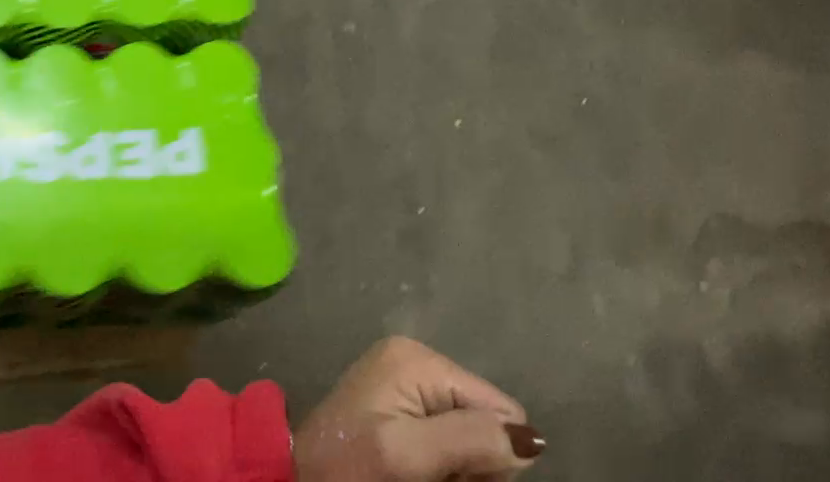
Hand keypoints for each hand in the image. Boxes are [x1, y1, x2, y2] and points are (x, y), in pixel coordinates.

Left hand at [294, 337, 544, 481]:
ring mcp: (407, 383)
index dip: (490, 451)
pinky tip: (410, 469)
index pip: (500, 409)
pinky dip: (439, 463)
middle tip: (430, 472)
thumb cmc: (350, 464)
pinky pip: (447, 439)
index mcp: (419, 359)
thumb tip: (532, 438)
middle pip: (485, 421)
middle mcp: (417, 361)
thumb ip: (469, 440)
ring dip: (456, 465)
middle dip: (472, 458)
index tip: (452, 470)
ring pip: (470, 436)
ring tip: (417, 472)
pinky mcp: (400, 407)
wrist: (298, 475)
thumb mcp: (407, 454)